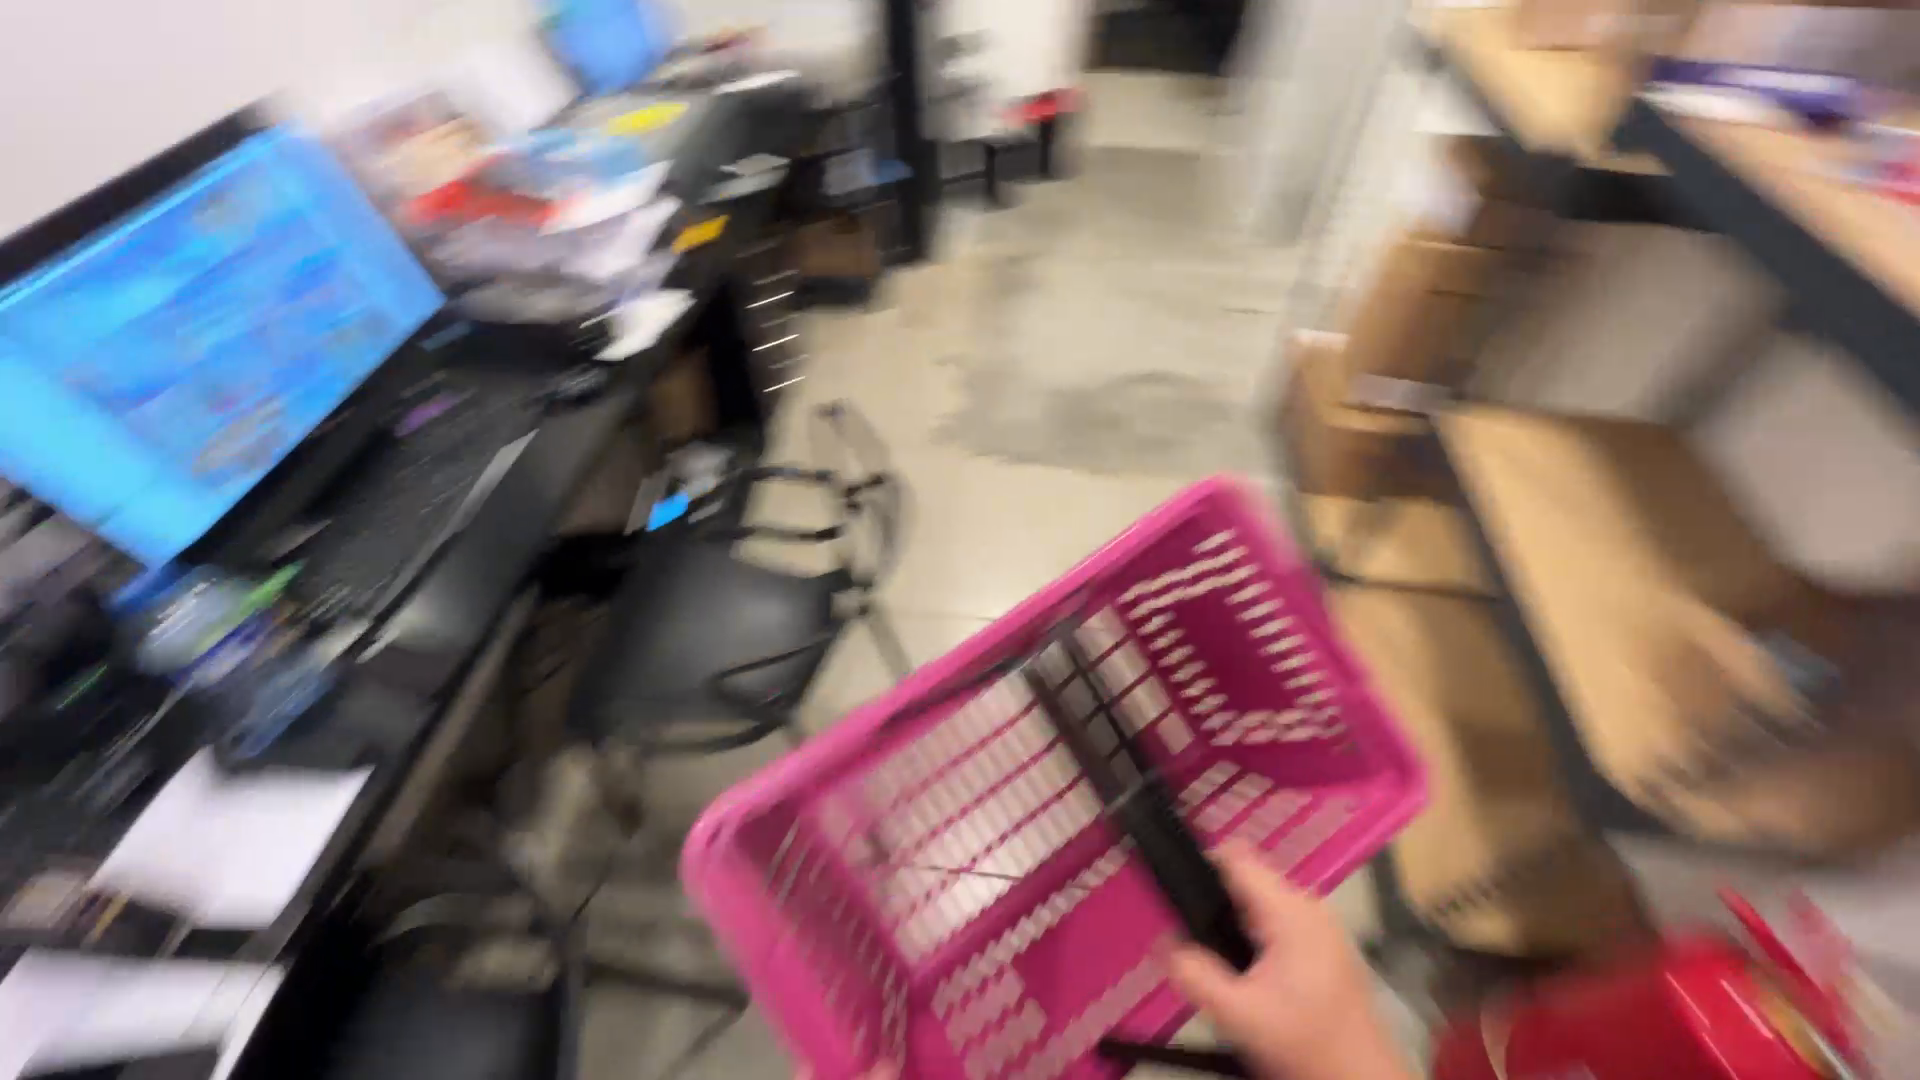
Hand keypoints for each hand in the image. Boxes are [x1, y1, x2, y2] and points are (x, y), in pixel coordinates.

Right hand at [1164, 843, 1412, 1079]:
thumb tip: (1161, 944)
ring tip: (1225, 957)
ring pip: (1263, 898)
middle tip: (1199, 937)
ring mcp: (1321, 922)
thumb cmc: (1306, 1044)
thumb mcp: (1240, 1016)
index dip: (1202, 862)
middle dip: (1218, 901)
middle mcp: (1308, 905)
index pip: (1236, 856)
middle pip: (1247, 877)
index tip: (1179, 888)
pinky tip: (1252, 969)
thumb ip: (1195, 975)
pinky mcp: (1326, 941)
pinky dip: (1258, 932)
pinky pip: (1279, 917)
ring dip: (1237, 918)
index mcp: (1289, 911)